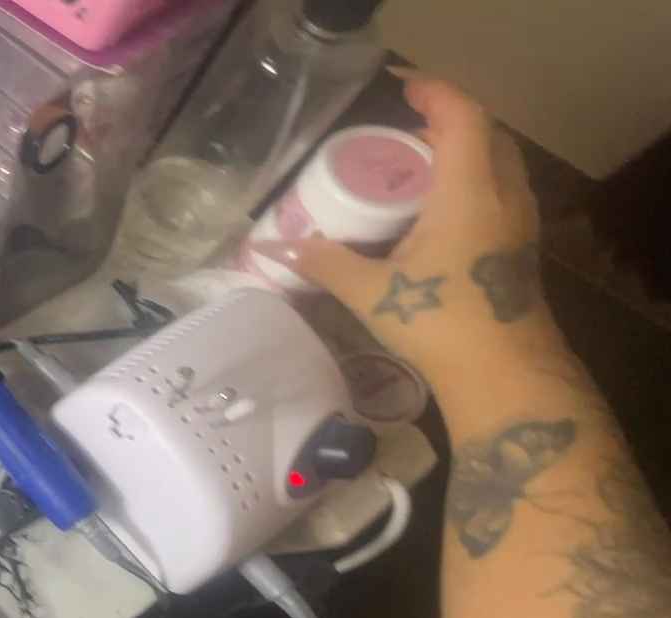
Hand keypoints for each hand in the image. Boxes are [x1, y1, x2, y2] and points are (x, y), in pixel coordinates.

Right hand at [248, 77, 570, 384]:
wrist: (497, 362)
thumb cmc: (436, 319)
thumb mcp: (368, 290)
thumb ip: (321, 262)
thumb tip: (270, 246)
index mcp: (470, 193)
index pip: (464, 119)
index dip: (435, 96)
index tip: (401, 89)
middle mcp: (502, 193)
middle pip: (481, 135)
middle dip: (440, 123)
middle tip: (391, 132)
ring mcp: (513, 216)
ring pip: (489, 161)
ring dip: (452, 152)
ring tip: (402, 165)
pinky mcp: (510, 239)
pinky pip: (489, 187)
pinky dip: (459, 179)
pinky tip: (422, 206)